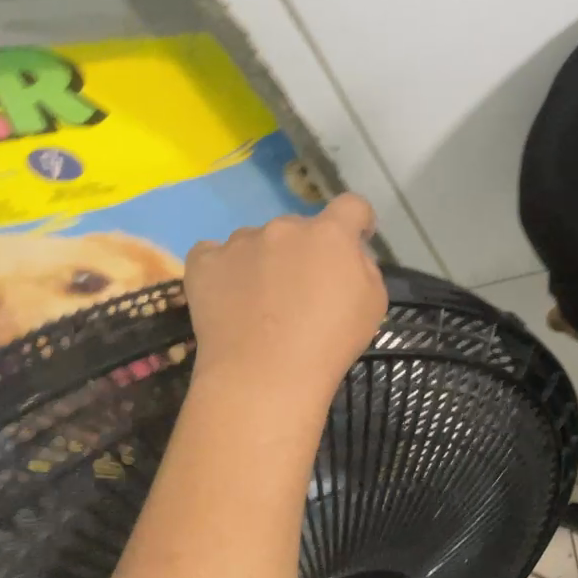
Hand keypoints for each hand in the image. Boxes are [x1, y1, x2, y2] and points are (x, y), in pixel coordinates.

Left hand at [184, 195, 386, 406]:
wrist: (265, 372)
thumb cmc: (333, 339)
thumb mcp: (374, 302)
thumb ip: (363, 267)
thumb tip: (345, 258)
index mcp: (330, 234)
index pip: (352, 205)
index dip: (359, 221)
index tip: (358, 241)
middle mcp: (284, 228)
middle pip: (302, 226)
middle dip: (309, 248)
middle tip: (307, 285)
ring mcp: (239, 242)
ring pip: (259, 240)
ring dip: (267, 257)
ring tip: (264, 297)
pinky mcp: (203, 262)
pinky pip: (217, 253)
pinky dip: (227, 267)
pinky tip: (233, 294)